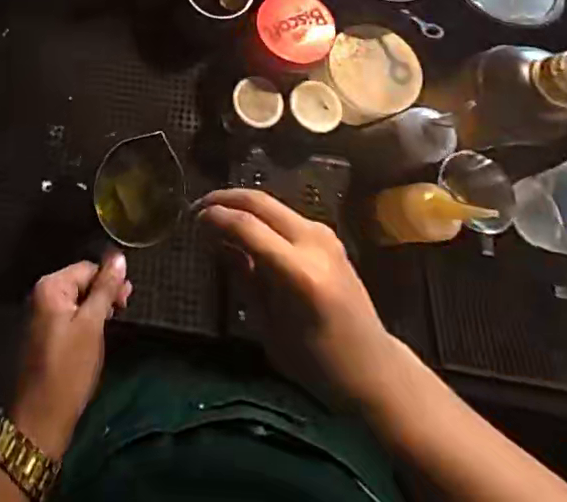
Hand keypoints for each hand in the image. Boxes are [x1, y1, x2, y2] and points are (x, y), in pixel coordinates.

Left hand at [9, 252, 131, 455]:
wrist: (41, 418)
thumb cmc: (68, 369)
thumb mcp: (92, 325)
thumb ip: (105, 289)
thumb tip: (119, 257)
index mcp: (50, 287)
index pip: (88, 268)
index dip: (110, 281)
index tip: (126, 301)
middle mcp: (41, 295)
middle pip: (81, 281)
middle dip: (104, 293)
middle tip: (124, 310)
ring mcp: (40, 315)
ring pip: (77, 299)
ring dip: (97, 307)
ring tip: (113, 321)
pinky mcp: (44, 333)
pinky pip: (69, 315)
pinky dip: (85, 320)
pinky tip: (96, 332)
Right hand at [196, 189, 404, 406]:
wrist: (373, 367)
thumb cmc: (317, 363)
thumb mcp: (269, 329)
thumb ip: (244, 278)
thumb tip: (216, 240)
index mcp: (299, 272)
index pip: (248, 226)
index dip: (216, 217)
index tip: (193, 219)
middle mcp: (314, 243)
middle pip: (261, 202)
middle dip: (226, 199)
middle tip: (198, 207)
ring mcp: (325, 235)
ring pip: (273, 204)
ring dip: (242, 204)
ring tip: (215, 216)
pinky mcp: (328, 237)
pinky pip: (285, 216)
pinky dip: (260, 214)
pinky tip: (244, 227)